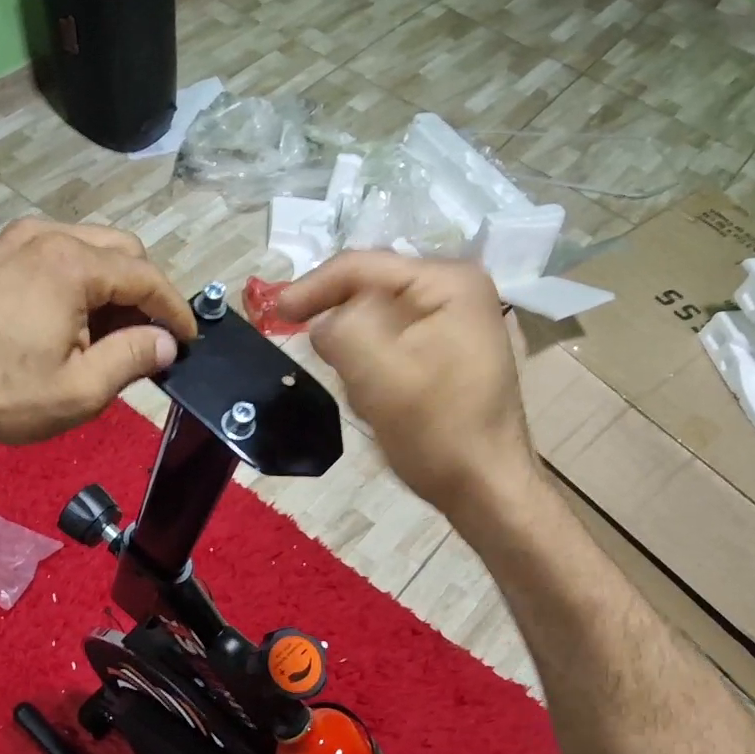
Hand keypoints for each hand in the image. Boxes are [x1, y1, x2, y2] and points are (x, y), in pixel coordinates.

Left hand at [0, 219, 196, 444]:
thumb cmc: (2, 393)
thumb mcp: (80, 390)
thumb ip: (132, 358)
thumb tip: (166, 343)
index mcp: (72, 264)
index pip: (145, 276)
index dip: (174, 309)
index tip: (189, 339)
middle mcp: (47, 236)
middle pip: (121, 250)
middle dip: (145, 292)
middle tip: (152, 337)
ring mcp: (17, 240)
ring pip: (89, 248)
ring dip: (112, 285)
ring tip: (115, 334)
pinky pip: (57, 255)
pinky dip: (80, 280)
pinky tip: (78, 320)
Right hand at [278, 252, 536, 508]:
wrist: (483, 487)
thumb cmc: (438, 429)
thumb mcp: (380, 372)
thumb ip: (341, 330)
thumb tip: (322, 321)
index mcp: (448, 281)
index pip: (362, 266)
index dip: (311, 287)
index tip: (271, 315)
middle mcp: (453, 291)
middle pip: (368, 293)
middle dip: (340, 329)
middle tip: (320, 364)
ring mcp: (451, 324)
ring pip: (373, 324)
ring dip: (355, 356)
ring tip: (364, 394)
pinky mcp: (442, 354)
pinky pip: (388, 348)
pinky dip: (370, 370)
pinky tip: (378, 401)